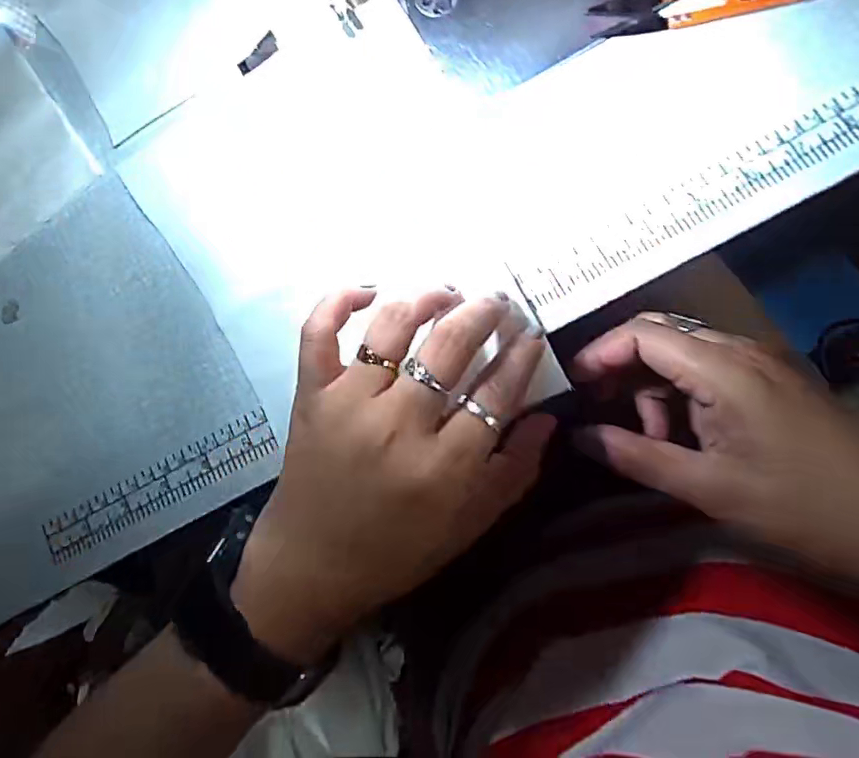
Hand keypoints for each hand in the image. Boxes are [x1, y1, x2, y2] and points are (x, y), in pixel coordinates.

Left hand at [230, 289, 556, 662]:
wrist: (310, 568)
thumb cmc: (398, 550)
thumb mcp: (470, 525)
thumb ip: (515, 471)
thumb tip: (548, 417)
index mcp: (443, 467)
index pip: (495, 392)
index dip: (520, 355)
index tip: (531, 333)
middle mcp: (397, 425)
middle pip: (450, 346)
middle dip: (485, 314)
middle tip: (499, 302)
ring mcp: (349, 404)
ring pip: (393, 327)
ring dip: (427, 299)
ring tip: (448, 293)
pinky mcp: (311, 395)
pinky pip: (318, 334)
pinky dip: (339, 301)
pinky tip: (369, 290)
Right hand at [571, 313, 858, 627]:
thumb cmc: (803, 506)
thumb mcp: (710, 488)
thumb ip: (638, 457)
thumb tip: (580, 437)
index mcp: (721, 367)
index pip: (642, 333)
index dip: (600, 353)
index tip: (574, 388)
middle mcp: (739, 348)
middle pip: (662, 337)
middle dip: (626, 372)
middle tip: (608, 421)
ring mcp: (761, 361)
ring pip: (686, 356)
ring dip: (659, 392)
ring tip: (661, 446)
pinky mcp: (775, 379)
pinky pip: (713, 371)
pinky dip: (689, 398)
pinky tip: (694, 441)